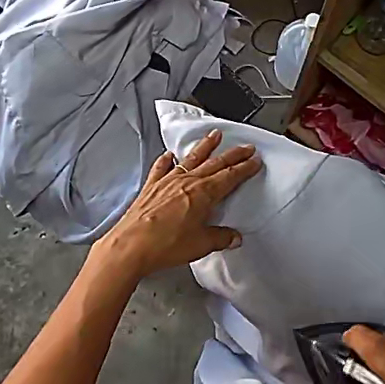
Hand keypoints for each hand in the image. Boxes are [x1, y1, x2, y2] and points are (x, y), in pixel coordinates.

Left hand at [82, 130, 259, 292]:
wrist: (129, 248)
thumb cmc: (164, 245)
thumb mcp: (202, 244)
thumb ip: (221, 238)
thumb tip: (233, 237)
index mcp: (204, 193)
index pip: (231, 176)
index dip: (245, 168)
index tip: (255, 161)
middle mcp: (187, 182)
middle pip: (216, 163)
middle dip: (234, 154)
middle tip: (246, 147)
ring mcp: (167, 182)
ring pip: (192, 159)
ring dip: (205, 146)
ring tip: (214, 135)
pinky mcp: (151, 188)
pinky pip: (161, 168)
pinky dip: (166, 160)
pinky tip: (169, 155)